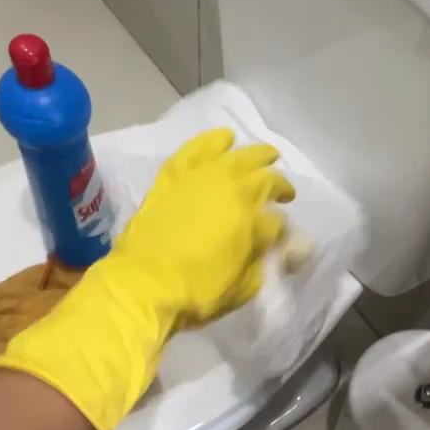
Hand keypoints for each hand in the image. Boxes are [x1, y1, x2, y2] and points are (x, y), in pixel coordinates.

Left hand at [112, 127, 295, 328]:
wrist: (145, 285)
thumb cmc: (200, 291)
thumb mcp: (246, 284)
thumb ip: (265, 256)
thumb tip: (280, 238)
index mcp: (252, 215)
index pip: (277, 213)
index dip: (284, 218)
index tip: (284, 226)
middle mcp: (230, 187)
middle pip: (261, 172)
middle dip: (276, 178)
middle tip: (282, 185)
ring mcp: (199, 177)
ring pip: (232, 154)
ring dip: (252, 153)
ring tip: (262, 154)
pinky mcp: (172, 177)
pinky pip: (195, 149)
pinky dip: (210, 141)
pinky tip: (222, 138)